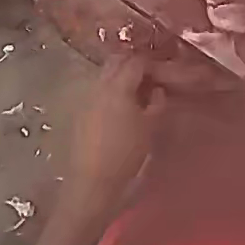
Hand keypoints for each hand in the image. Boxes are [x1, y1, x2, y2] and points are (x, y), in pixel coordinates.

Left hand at [65, 54, 168, 207]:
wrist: (93, 183)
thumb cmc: (126, 154)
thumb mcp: (150, 128)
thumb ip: (156, 103)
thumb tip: (157, 89)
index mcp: (118, 86)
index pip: (136, 61)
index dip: (152, 64)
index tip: (163, 73)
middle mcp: (99, 86)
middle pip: (117, 61)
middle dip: (134, 64)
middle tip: (151, 77)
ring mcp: (87, 98)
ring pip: (105, 74)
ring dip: (121, 75)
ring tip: (138, 92)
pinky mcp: (81, 112)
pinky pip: (98, 90)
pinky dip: (111, 89)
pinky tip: (122, 106)